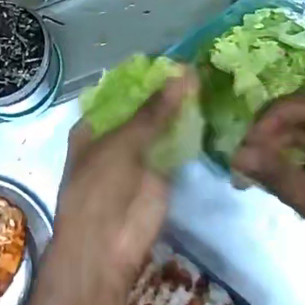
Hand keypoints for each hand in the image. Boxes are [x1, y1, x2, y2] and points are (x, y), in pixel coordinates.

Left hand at [50, 72, 190, 296]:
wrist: (106, 246)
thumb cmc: (99, 187)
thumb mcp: (123, 141)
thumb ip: (155, 110)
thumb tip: (185, 73)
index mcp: (94, 127)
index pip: (122, 93)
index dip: (145, 77)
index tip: (174, 57)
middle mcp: (115, 138)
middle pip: (145, 110)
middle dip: (168, 93)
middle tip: (199, 66)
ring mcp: (140, 157)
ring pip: (163, 128)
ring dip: (182, 111)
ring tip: (210, 80)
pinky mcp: (162, 175)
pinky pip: (177, 148)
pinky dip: (191, 132)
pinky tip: (211, 109)